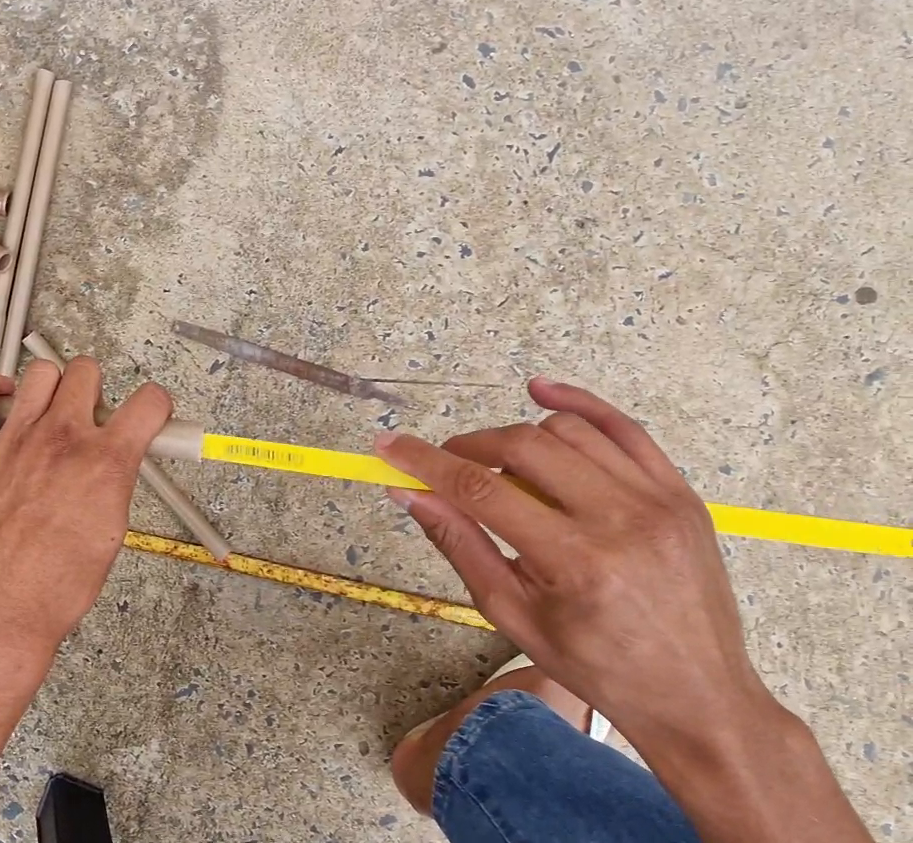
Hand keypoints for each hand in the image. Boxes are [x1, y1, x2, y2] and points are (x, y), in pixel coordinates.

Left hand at [0, 359, 172, 656]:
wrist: (1, 607)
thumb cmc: (57, 584)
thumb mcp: (111, 531)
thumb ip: (114, 480)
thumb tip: (114, 458)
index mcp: (105, 461)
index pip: (148, 402)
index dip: (153, 405)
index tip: (147, 411)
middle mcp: (60, 438)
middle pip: (86, 371)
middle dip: (93, 388)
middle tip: (87, 415)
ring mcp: (13, 438)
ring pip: (39, 372)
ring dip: (50, 385)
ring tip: (46, 410)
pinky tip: (4, 400)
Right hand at [374, 377, 775, 747]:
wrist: (700, 696)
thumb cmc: (596, 664)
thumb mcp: (510, 614)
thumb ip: (458, 544)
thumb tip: (408, 493)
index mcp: (577, 561)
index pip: (481, 490)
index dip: (425, 462)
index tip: (387, 447)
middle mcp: (623, 521)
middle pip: (523, 448)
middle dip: (468, 447)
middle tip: (443, 464)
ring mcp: (660, 502)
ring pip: (566, 431)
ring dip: (515, 438)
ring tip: (498, 466)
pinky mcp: (681, 494)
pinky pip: (625, 428)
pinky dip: (578, 403)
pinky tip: (540, 392)